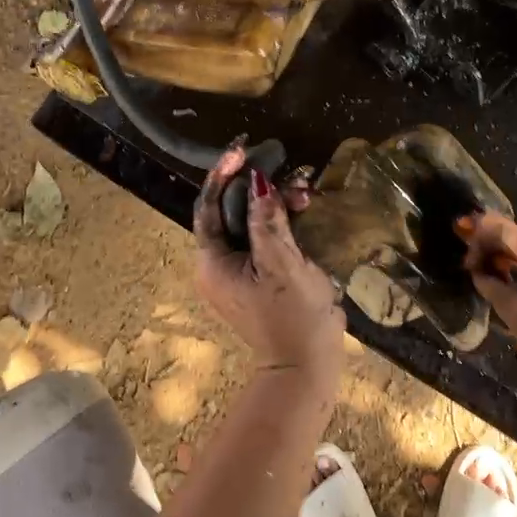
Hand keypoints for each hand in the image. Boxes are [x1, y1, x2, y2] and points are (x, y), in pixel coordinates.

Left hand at [193, 147, 345, 383]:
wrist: (307, 367)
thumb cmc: (291, 314)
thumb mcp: (281, 261)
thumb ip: (266, 219)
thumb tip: (259, 183)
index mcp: (212, 262)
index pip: (208, 206)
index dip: (224, 175)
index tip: (243, 150)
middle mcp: (218, 266)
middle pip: (233, 212)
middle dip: (262, 190)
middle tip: (294, 178)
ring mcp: (239, 275)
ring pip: (252, 224)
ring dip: (277, 205)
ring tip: (307, 193)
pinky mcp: (260, 280)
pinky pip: (266, 241)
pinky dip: (283, 224)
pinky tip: (305, 211)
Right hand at [459, 212, 516, 383]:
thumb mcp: (515, 314)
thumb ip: (491, 285)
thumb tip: (478, 271)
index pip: (496, 225)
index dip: (475, 236)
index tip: (467, 261)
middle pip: (515, 228)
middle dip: (495, 246)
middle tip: (483, 273)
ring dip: (515, 250)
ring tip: (505, 277)